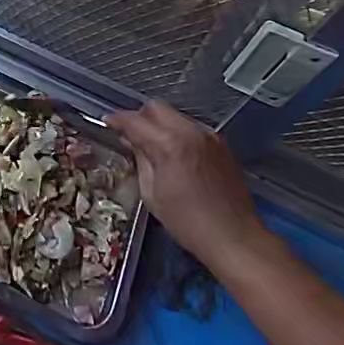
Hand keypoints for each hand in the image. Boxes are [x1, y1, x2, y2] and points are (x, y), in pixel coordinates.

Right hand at [106, 101, 265, 266]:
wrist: (234, 236)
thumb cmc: (189, 223)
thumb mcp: (153, 196)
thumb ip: (141, 161)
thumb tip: (132, 143)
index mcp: (170, 144)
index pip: (136, 121)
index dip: (118, 120)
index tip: (109, 123)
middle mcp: (191, 132)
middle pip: (157, 108)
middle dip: (140, 117)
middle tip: (130, 136)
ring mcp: (208, 136)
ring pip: (175, 116)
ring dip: (160, 126)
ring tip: (153, 150)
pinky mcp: (220, 144)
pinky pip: (191, 129)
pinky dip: (178, 135)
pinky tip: (176, 157)